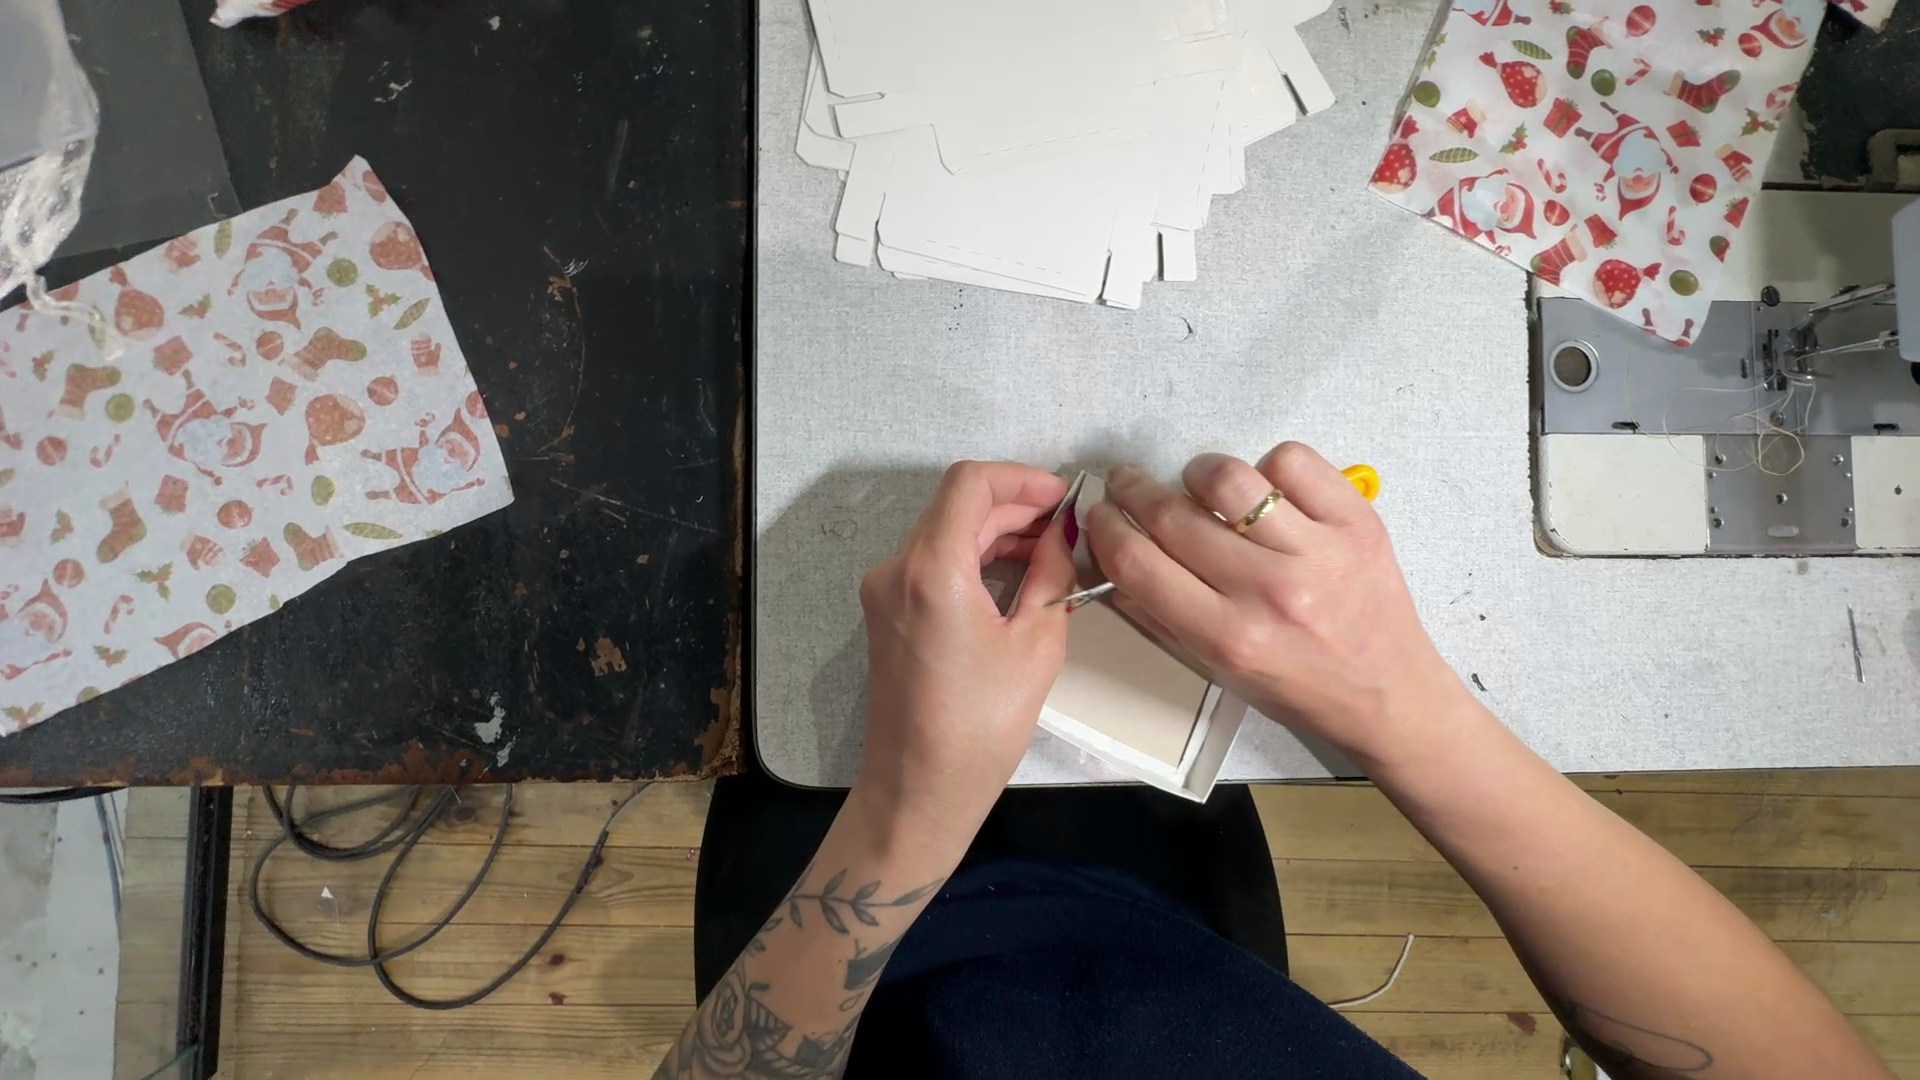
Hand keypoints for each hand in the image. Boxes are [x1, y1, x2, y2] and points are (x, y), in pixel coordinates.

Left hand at [854, 462, 1075, 848]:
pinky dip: (973, 555)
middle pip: (957, 505)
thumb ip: (1051, 574)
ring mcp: (885, 588)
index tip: (1063, 496)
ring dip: (995, 529)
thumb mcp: (1036, 644)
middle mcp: (895, 568)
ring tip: (1050, 548)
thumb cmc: (981, 727)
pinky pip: (933, 560)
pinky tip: (1016, 570)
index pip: (970, 484)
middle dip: (1014, 504)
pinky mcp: (887, 608)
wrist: (919, 788)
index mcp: (931, 570)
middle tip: (1067, 523)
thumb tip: (1063, 533)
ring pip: (944, 530)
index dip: (1022, 479)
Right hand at [1085, 442, 1467, 767]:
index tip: (1099, 514)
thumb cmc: (1293, 686)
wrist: (1389, 695)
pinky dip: (1265, 467)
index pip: (1137, 563)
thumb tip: (1108, 555)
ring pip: (1228, 479)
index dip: (1105, 528)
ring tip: (1196, 484)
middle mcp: (1268, 592)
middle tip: (1125, 483)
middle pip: (1172, 515)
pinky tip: (1263, 491)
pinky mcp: (1358, 522)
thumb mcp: (1213, 667)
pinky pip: (1292, 461)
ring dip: (1196, 473)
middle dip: (1132, 491)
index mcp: (1227, 636)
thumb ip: (1155, 612)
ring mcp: (1318, 552)